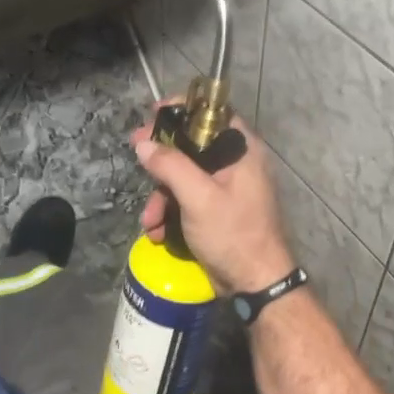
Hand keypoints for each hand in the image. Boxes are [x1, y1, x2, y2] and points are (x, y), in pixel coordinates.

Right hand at [132, 115, 295, 295]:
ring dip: (161, 196)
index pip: (213, 112)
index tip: (155, 114)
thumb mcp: (198, 198)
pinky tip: (159, 233)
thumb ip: (171, 166)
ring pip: (184, 176)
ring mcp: (225, 188)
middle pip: (191, 145)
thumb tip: (143, 144)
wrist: (255, 284)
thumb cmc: (233, 235)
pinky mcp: (215, 210)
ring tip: (150, 220)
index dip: (183, 109)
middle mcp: (235, 163)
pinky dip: (170, 213)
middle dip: (162, 162)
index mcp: (242, 150)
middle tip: (138, 159)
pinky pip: (186, 199)